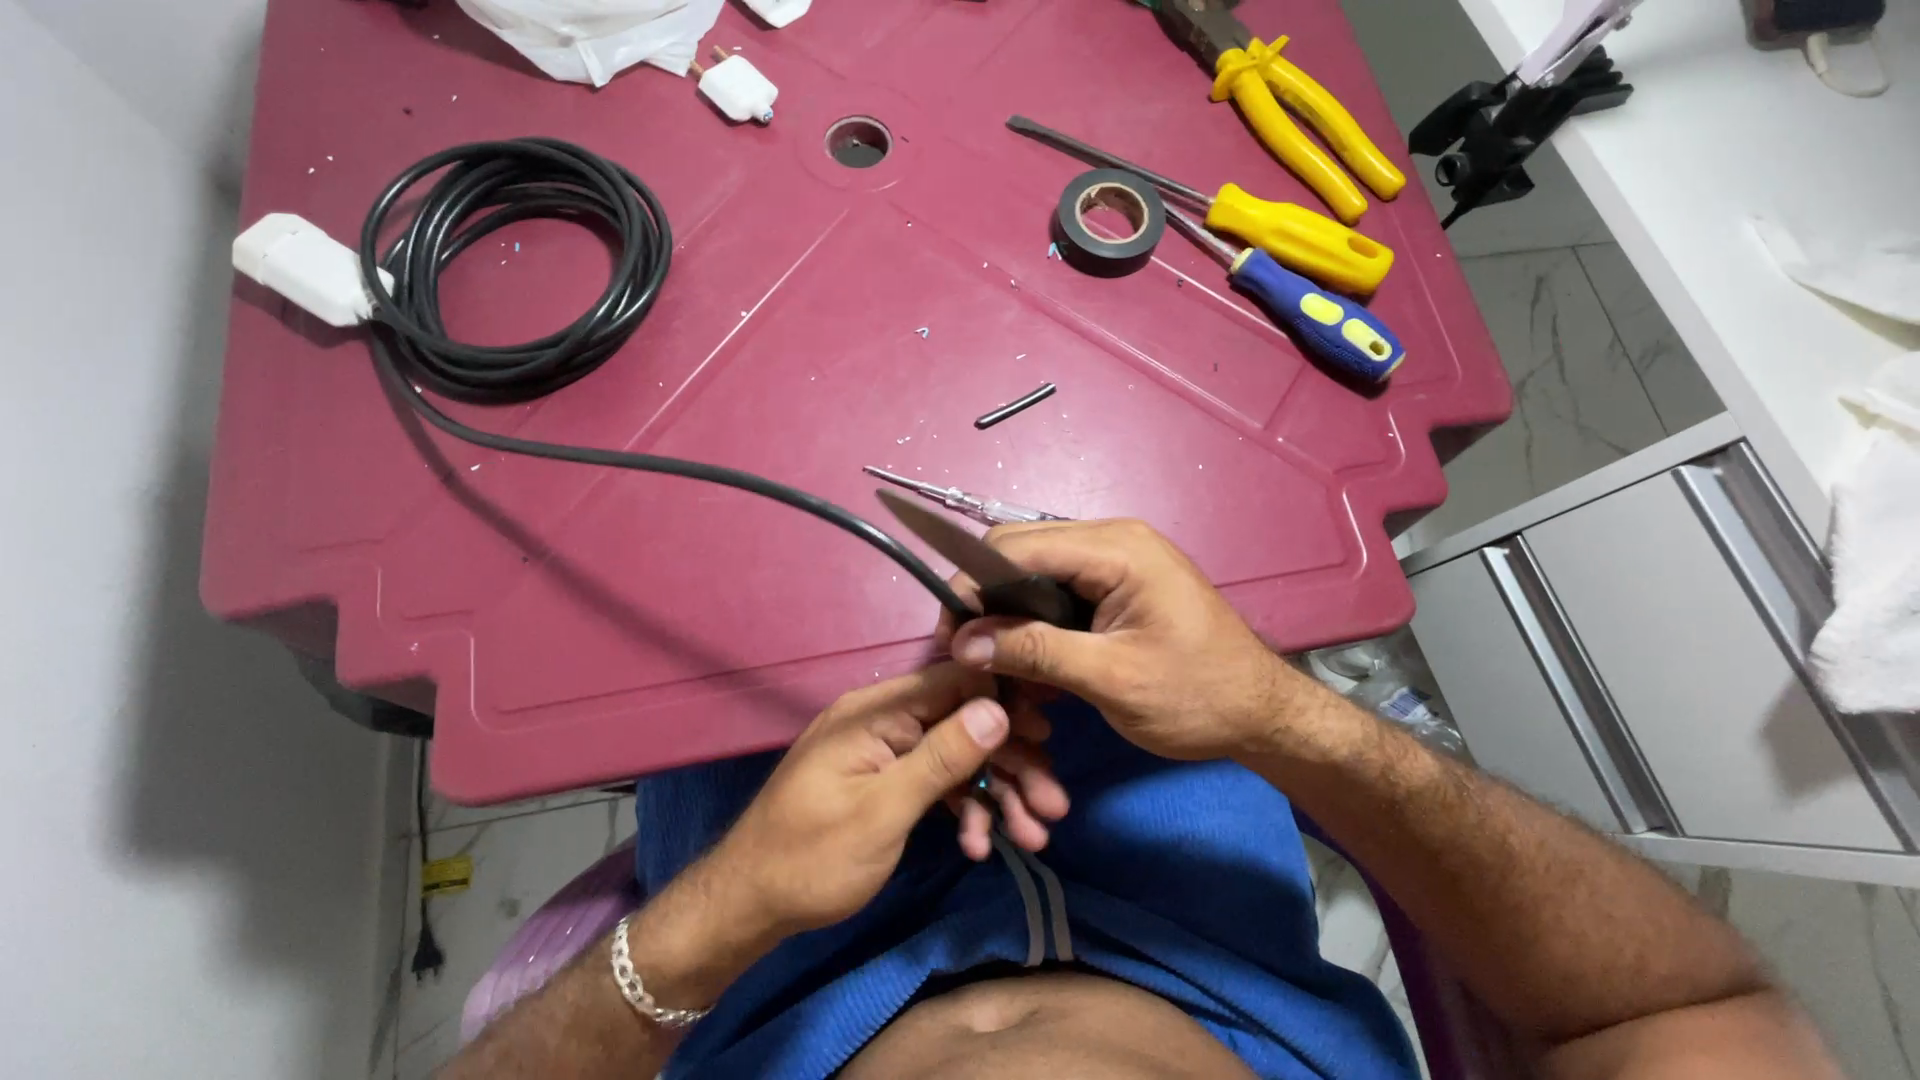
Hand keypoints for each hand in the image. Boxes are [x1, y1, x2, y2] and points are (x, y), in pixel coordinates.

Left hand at [708, 663, 1067, 937]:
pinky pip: (934, 784)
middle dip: (1010, 764)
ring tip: (1033, 838)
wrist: (750, 906)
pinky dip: (961, 811)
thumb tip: (997, 708)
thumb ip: (942, 758)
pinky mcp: (884, 782)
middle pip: (962, 724)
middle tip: (1054, 805)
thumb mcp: (883, 811)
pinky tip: (979, 846)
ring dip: (995, 796)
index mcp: (875, 712)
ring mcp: (884, 752)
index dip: (1004, 701)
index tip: (1047, 732)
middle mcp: (882, 721)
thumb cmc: (813, 857)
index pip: (954, 679)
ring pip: (955, 759)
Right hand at [937, 519, 1303, 761]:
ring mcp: (1115, 560)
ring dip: (1006, 612)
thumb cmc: (1197, 696)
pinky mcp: (1116, 585)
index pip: (1015, 546)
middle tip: (965, 655)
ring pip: (1033, 571)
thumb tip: (962, 643)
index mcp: (1115, 548)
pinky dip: (1033, 620)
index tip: (949, 640)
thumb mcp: (1111, 679)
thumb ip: (1034, 652)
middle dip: (984, 599)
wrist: (1261, 714)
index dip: (971, 586)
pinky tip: (1024, 657)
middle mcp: (1111, 539)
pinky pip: (1055, 589)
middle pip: (1019, 551)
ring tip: (989, 660)